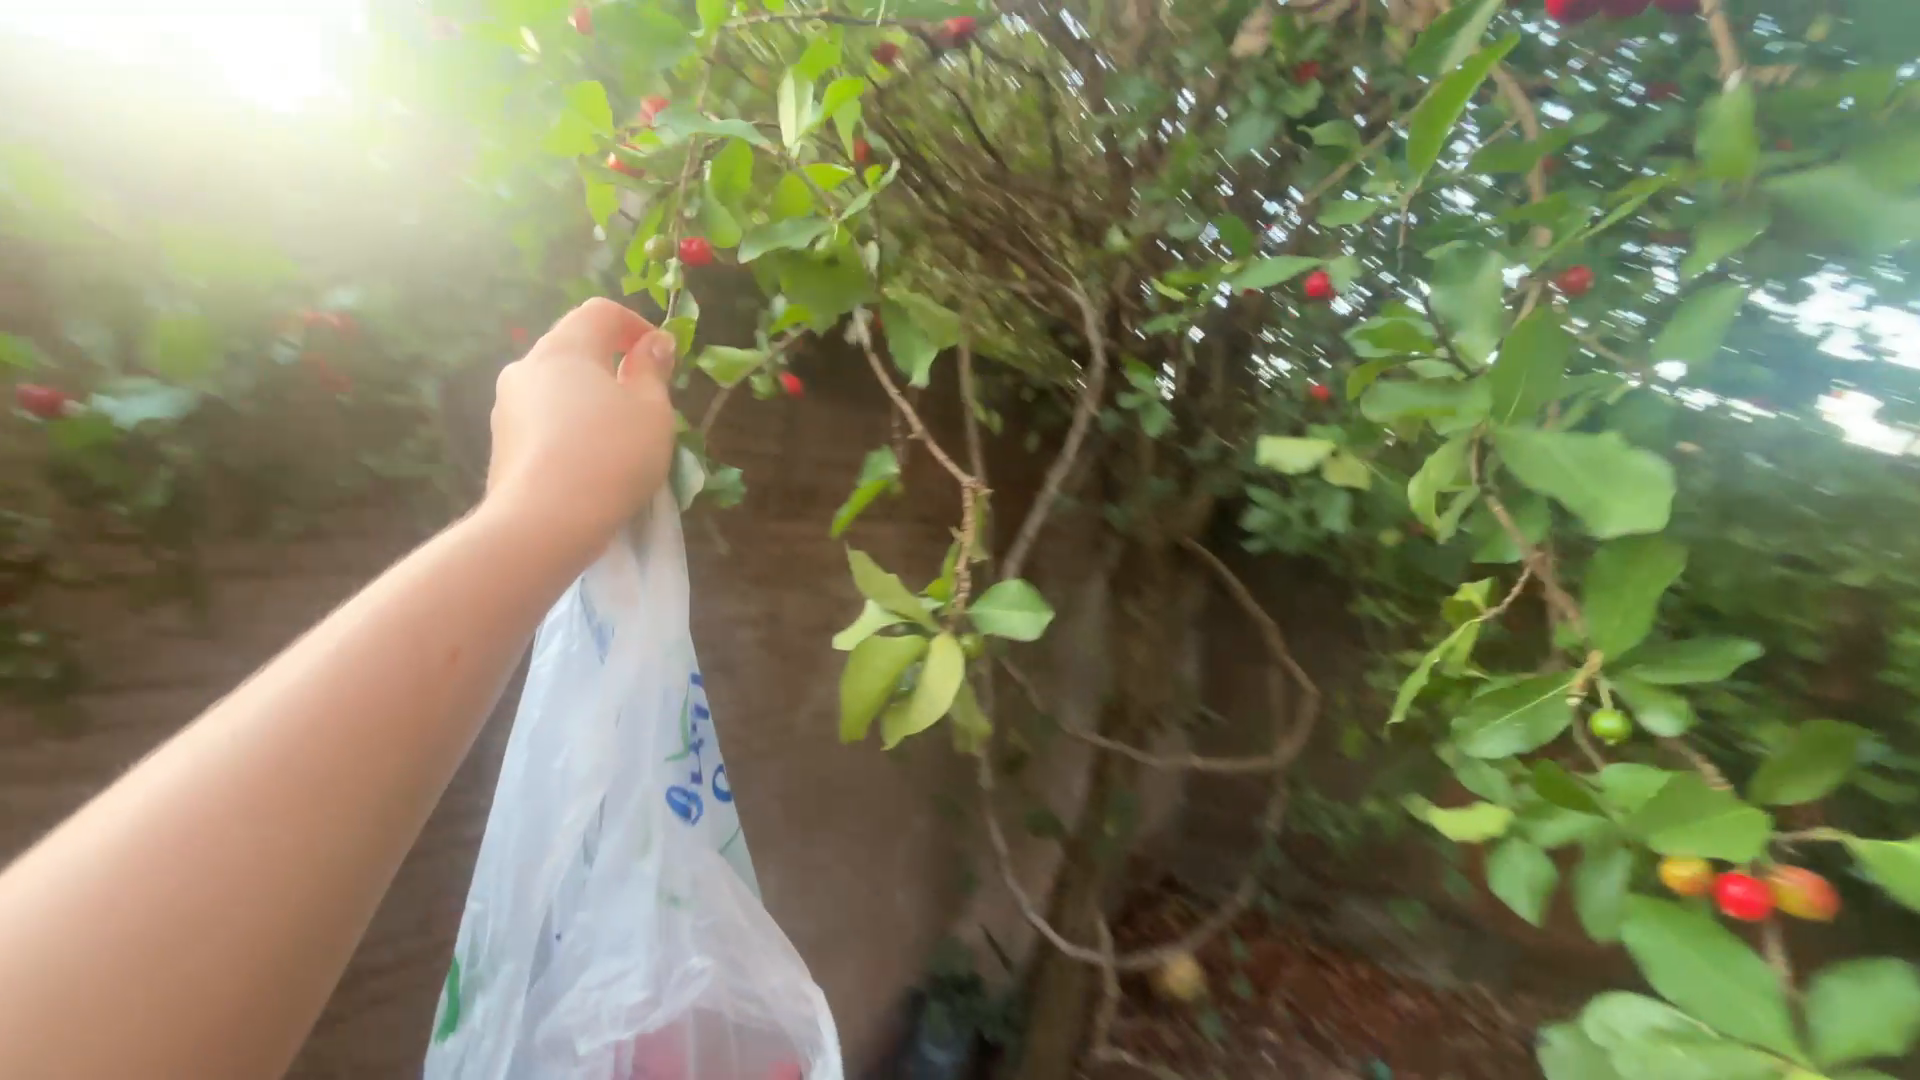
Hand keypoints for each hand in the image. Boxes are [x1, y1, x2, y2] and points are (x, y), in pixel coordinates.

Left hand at [484, 298, 677, 561]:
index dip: (637, 326)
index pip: (601, 312)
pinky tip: (591, 462)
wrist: (545, 522)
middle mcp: (527, 367)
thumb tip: (654, 342)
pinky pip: (544, 420)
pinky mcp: (502, 443)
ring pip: (557, 386)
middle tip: (645, 401)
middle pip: (574, 348)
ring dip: (590, 398)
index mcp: (565, 349)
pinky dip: (570, 426)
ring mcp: (507, 406)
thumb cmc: (612, 456)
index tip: (662, 358)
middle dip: (613, 365)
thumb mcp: (652, 412)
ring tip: (619, 437)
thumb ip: (652, 371)